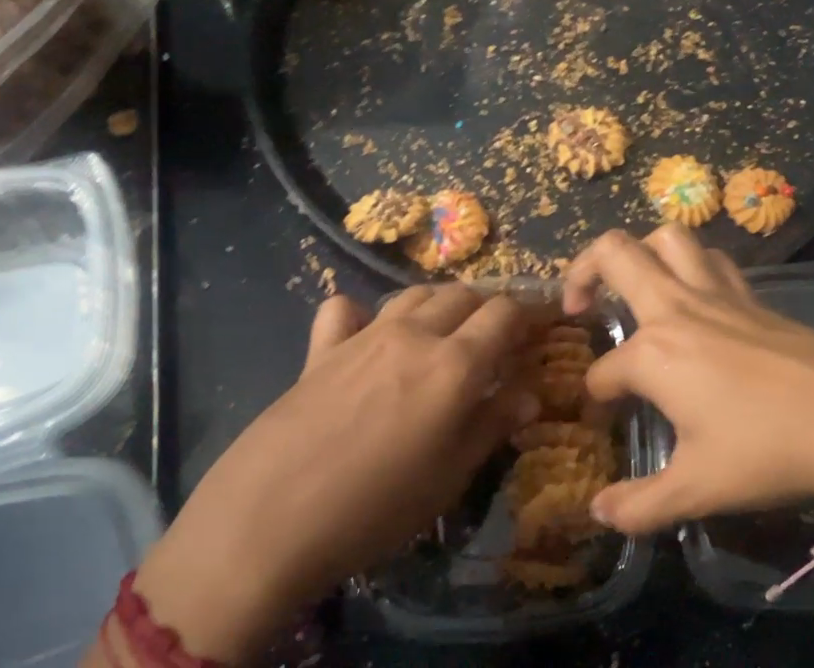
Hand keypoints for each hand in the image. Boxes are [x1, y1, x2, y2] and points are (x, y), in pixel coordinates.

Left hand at [130, 287, 546, 662]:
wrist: (270, 518)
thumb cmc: (375, 508)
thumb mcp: (449, 477)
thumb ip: (491, 426)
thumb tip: (529, 394)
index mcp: (454, 364)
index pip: (506, 313)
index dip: (531, 314)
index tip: (544, 326)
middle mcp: (413, 335)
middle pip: (464, 295)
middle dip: (490, 307)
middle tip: (499, 338)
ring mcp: (362, 336)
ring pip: (414, 294)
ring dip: (441, 304)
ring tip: (447, 332)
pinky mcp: (320, 350)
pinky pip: (347, 309)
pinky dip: (365, 313)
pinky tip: (367, 336)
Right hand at [563, 226, 813, 535]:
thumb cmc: (767, 451)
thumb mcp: (697, 488)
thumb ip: (640, 503)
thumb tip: (599, 512)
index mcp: (655, 353)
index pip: (603, 371)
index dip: (596, 396)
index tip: (604, 416)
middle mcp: (677, 309)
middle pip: (616, 254)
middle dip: (582, 270)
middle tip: (576, 303)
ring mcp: (717, 294)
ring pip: (669, 237)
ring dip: (641, 249)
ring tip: (632, 284)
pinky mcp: (751, 295)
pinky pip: (710, 258)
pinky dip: (689, 263)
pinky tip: (691, 296)